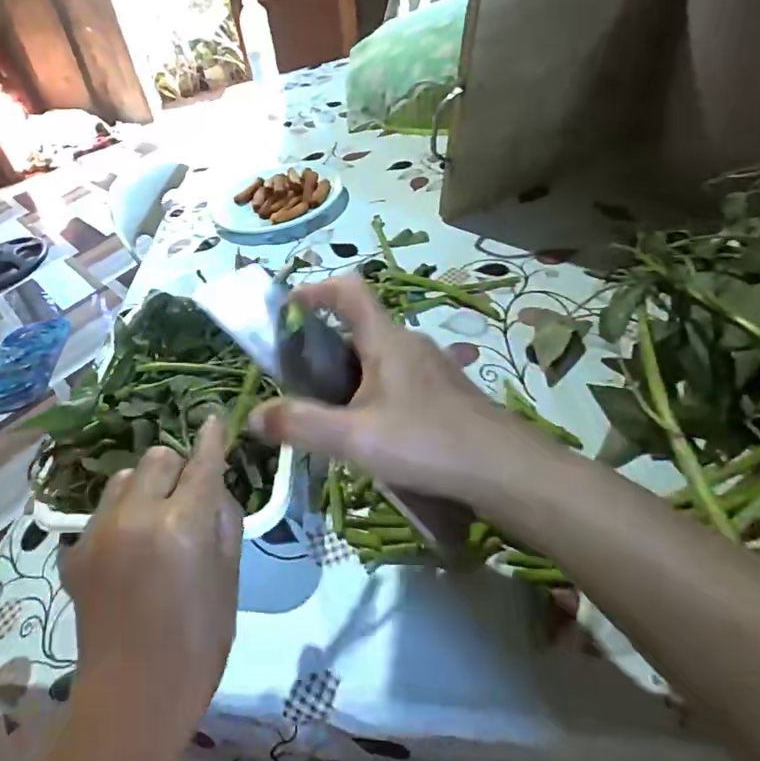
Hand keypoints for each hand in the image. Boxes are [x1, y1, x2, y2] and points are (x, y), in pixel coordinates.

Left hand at [61, 417, 242, 741]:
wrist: (133, 698)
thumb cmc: (198, 641)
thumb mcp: (230, 578)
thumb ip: (223, 519)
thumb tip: (214, 483)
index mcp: (182, 524)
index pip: (201, 462)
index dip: (211, 439)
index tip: (214, 418)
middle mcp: (135, 515)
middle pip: (157, 457)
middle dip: (176, 468)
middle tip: (185, 499)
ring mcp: (98, 532)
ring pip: (123, 477)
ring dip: (143, 488)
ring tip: (152, 523)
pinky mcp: (75, 551)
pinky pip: (102, 512)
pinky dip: (120, 518)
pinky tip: (127, 553)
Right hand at [251, 275, 544, 503]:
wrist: (506, 471)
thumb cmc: (428, 443)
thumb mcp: (356, 438)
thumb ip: (302, 426)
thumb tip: (254, 416)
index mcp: (387, 339)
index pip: (348, 289)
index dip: (314, 290)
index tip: (286, 312)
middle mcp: (410, 343)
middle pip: (358, 329)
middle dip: (323, 352)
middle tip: (302, 389)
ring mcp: (433, 367)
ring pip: (378, 360)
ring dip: (350, 380)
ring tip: (335, 422)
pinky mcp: (446, 393)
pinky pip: (399, 382)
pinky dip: (376, 397)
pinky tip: (378, 439)